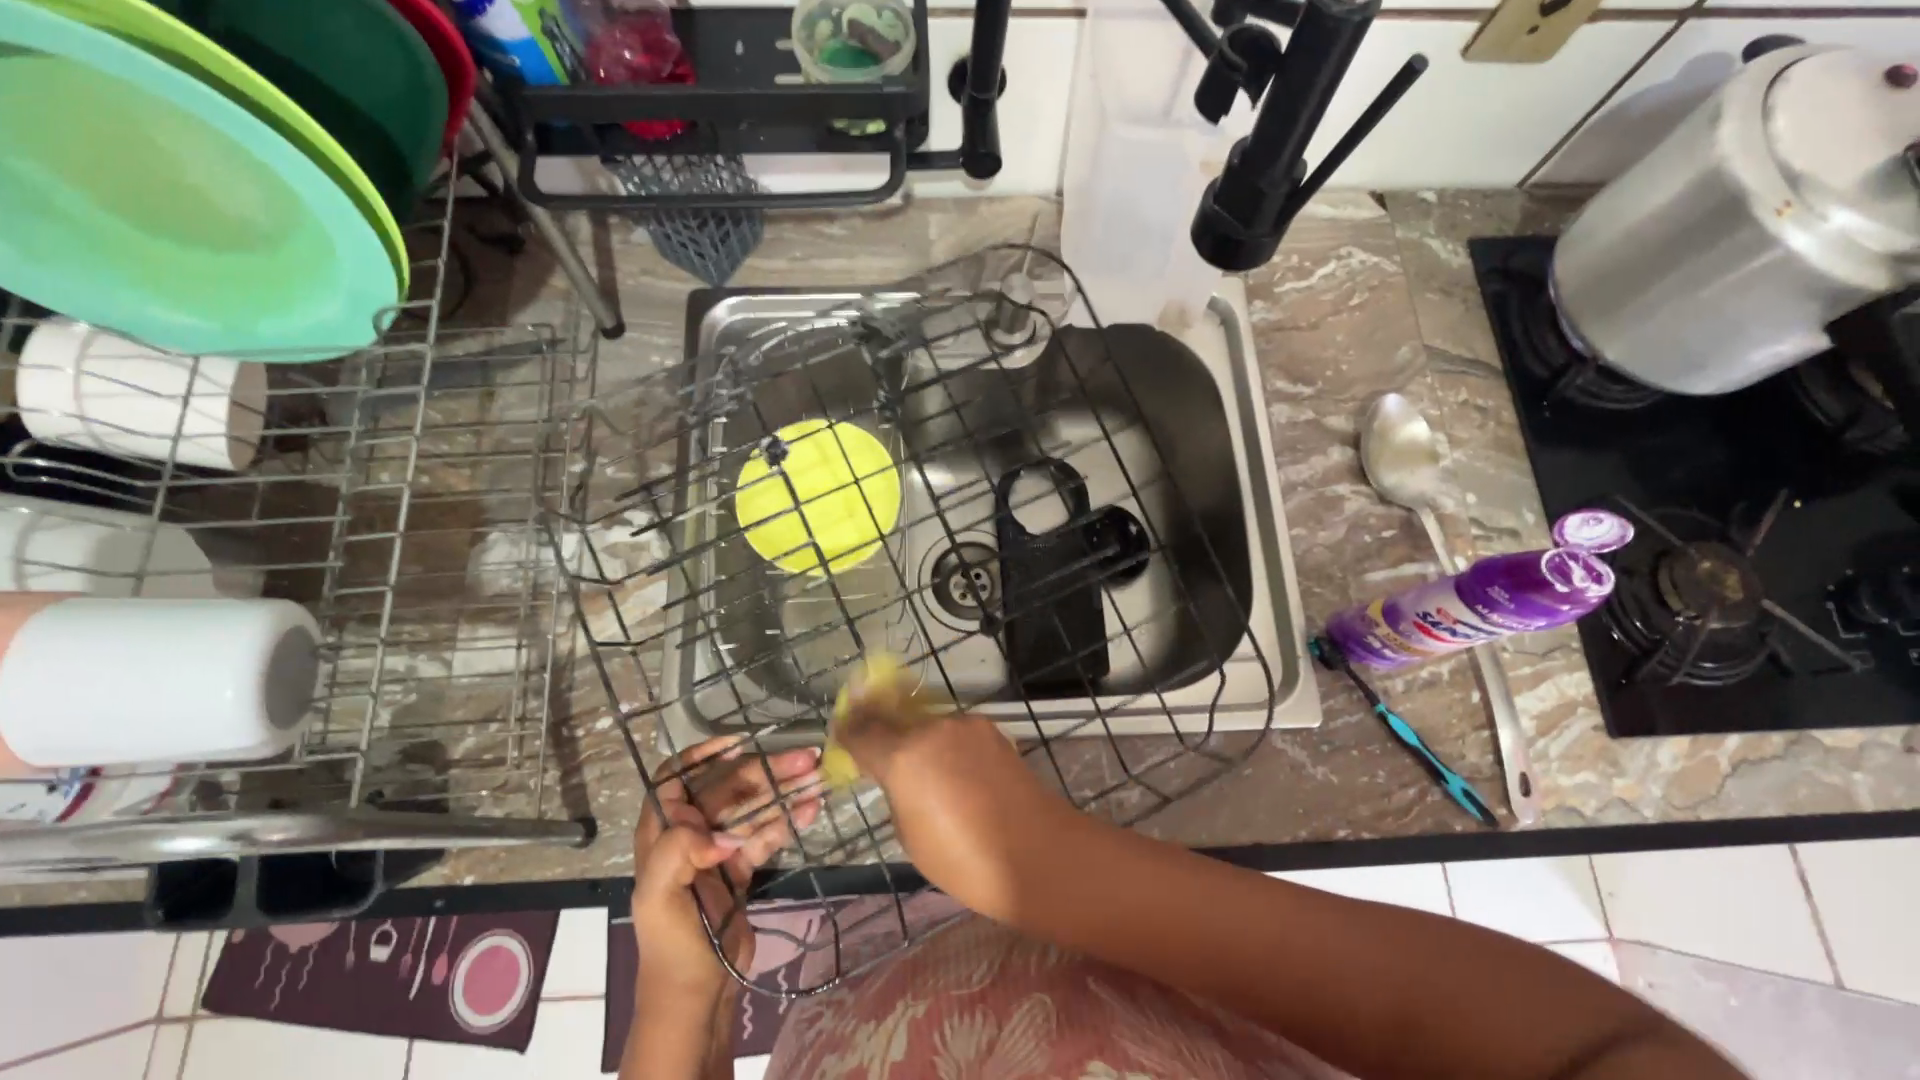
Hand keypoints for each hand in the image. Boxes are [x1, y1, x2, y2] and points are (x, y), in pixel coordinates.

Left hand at [630, 737, 822, 998]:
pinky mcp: (741, 866)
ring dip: (784, 792)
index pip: (674, 779)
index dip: (701, 757)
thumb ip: (676, 854)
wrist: (696, 993)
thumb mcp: (659, 899)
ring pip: (753, 808)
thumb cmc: (671, 945)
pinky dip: (787, 820)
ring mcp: (718, 849)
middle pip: (728, 789)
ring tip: (817, 779)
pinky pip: (766, 834)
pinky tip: (811, 810)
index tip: (738, 745)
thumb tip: (720, 834)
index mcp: (661, 833)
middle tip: (805, 760)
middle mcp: (689, 833)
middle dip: (765, 772)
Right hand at [836, 701, 1069, 918]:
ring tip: (925, 777)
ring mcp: (966, 725)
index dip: (847, 734)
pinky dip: (946, 747)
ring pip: (927, 724)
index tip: (842, 741)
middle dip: (883, 733)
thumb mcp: (910, 834)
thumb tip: (897, 776)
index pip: (860, 731)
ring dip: (918, 741)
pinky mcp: (992, 730)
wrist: (1040, 854)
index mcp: (903, 756)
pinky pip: (954, 733)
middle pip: (894, 720)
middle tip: (880, 760)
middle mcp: (932, 729)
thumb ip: (896, 793)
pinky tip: (955, 777)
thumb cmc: (966, 861)